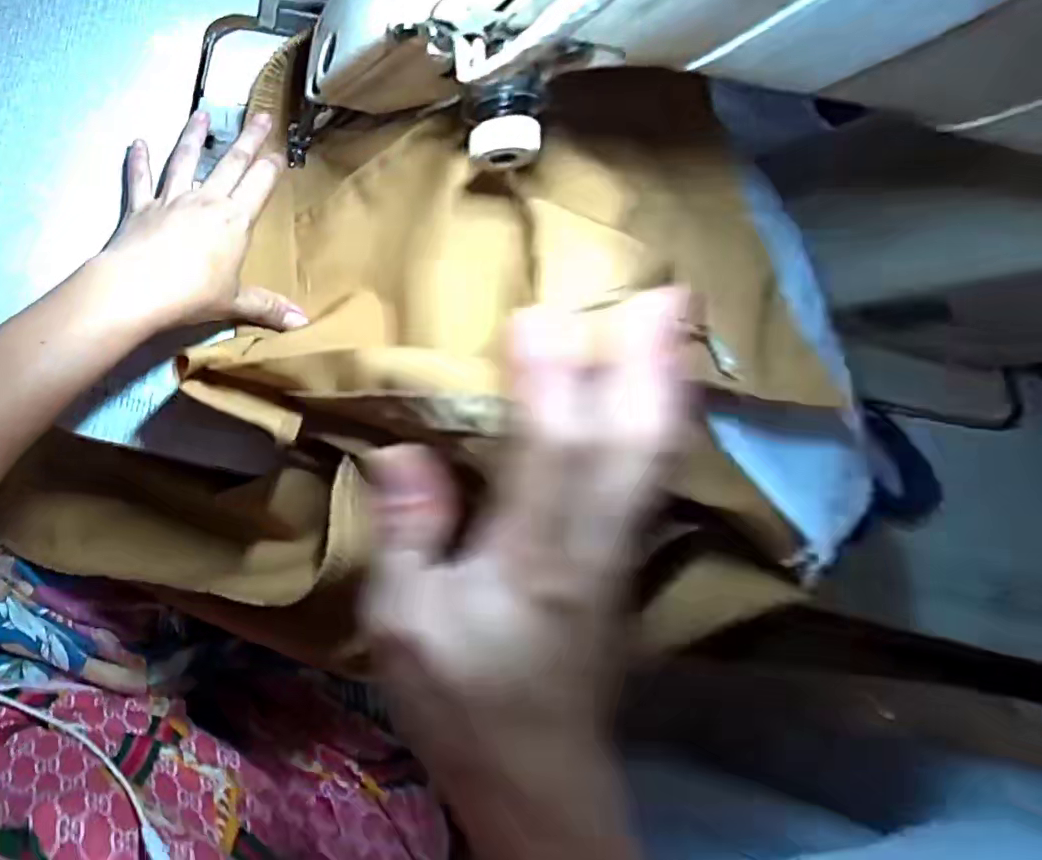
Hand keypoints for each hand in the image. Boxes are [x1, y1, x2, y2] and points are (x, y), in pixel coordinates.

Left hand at [86, 110, 306, 333]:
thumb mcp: (233, 302)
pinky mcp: (140, 207)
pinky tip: (137, 143)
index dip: (271, 167)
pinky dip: (138, 161)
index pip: (260, 184)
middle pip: (231, 162)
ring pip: (185, 159)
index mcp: (234, 220)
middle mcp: (206, 200)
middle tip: (259, 115)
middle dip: (248, 139)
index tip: (279, 151)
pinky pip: (140, 179)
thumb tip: (303, 323)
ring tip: (201, 114)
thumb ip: (267, 307)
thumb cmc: (191, 296)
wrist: (138, 289)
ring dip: (194, 136)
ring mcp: (171, 200)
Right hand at [358, 289, 687, 856]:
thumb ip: (408, 530)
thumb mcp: (402, 617)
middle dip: (648, 367)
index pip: (548, 455)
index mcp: (531, 560)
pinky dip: (652, 429)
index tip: (535, 314)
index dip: (546, 382)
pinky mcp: (617, 568)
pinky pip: (642, 481)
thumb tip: (404, 448)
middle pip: (632, 449)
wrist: (533, 779)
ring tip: (669, 327)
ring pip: (651, 462)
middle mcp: (591, 550)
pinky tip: (647, 403)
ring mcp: (616, 559)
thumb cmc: (455, 694)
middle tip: (662, 292)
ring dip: (664, 389)